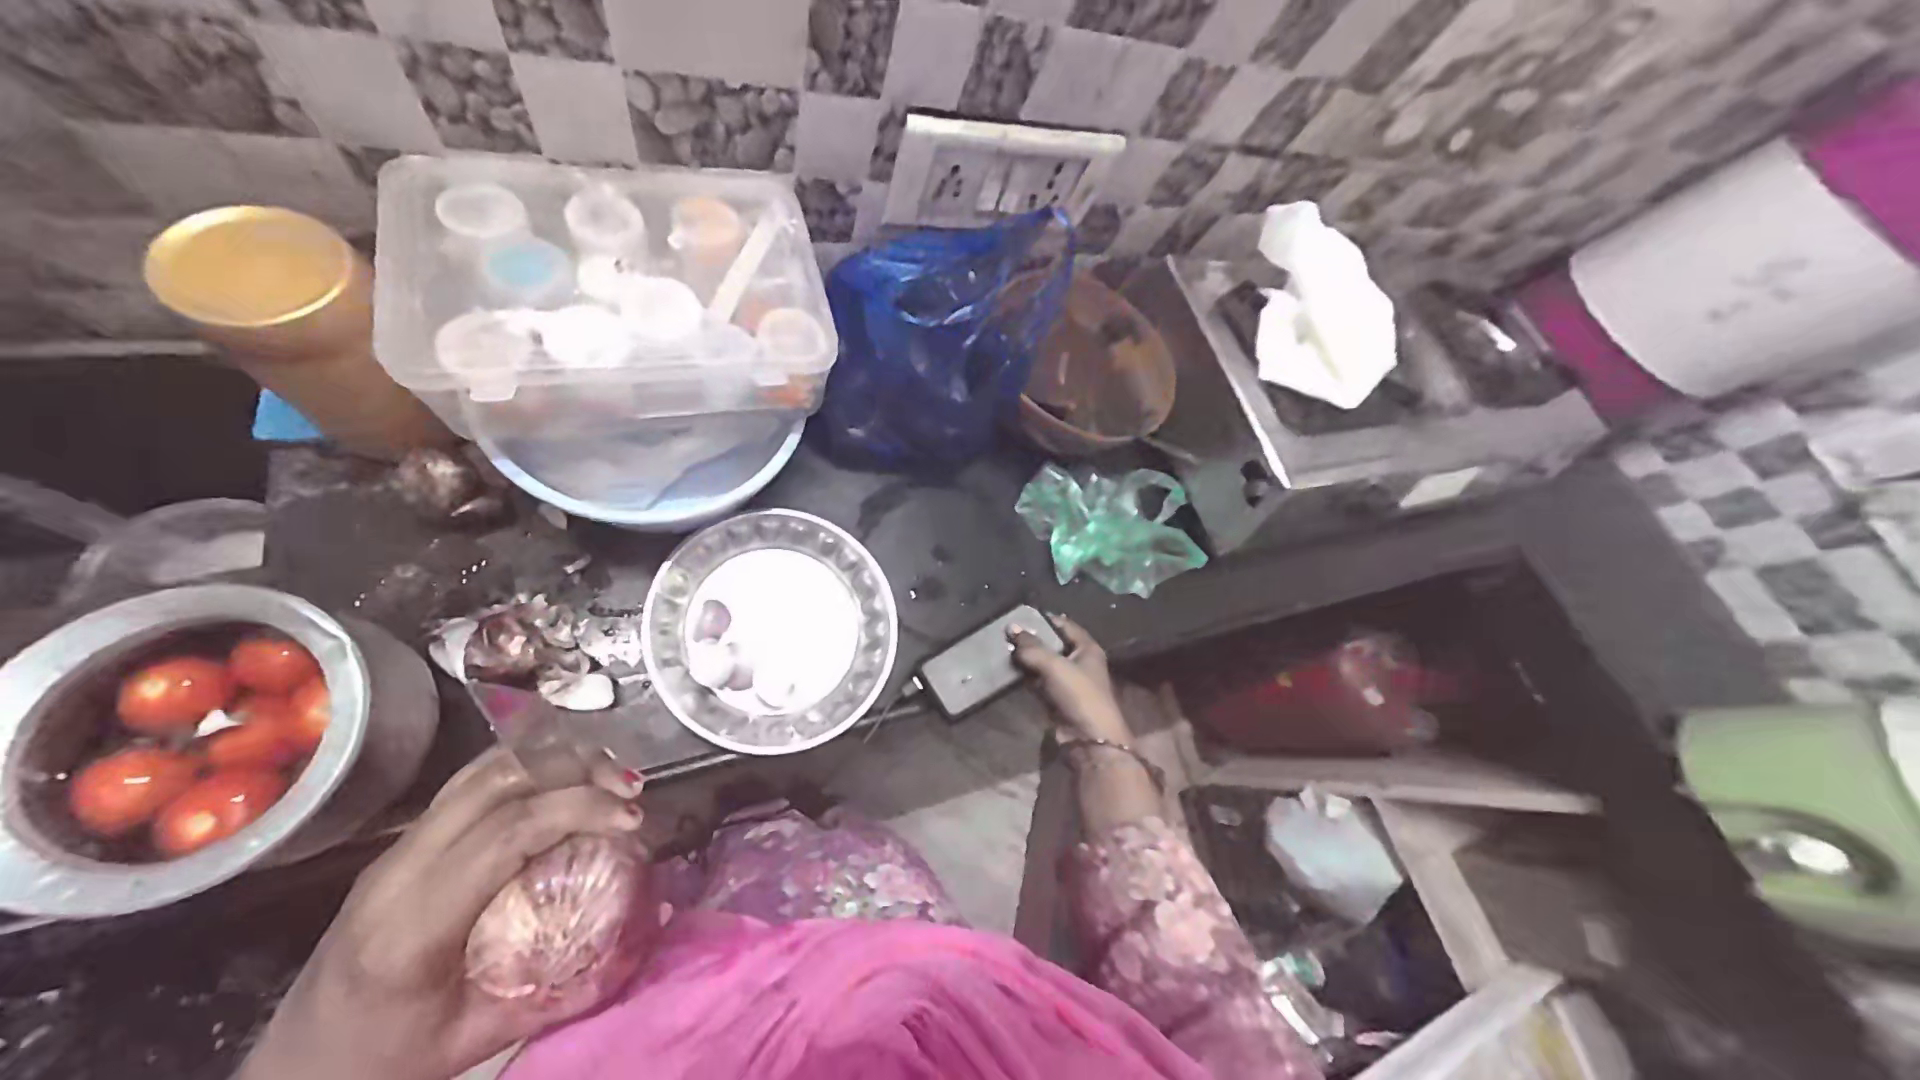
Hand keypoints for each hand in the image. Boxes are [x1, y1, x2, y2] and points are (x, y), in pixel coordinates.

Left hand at [238, 748, 645, 1079]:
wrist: (290, 1076)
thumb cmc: (384, 1066)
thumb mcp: (479, 1041)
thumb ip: (570, 984)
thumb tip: (659, 924)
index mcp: (411, 925)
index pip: (506, 832)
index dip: (579, 809)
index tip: (633, 820)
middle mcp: (397, 870)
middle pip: (498, 781)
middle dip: (576, 770)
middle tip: (631, 789)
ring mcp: (395, 849)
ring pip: (484, 768)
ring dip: (555, 759)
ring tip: (608, 777)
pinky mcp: (403, 842)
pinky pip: (473, 781)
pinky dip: (529, 766)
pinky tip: (563, 781)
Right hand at [1009, 615, 1132, 744]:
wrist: (1088, 738)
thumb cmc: (1078, 694)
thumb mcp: (1054, 665)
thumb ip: (1032, 646)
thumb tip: (1011, 627)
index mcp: (1087, 648)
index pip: (1065, 625)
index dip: (1046, 619)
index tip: (1022, 615)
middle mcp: (1080, 663)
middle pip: (1053, 645)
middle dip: (1033, 639)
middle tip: (1008, 632)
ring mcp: (1068, 683)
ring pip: (1044, 664)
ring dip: (1027, 659)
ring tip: (1003, 647)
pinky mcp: (1057, 700)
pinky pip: (1039, 682)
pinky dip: (1026, 677)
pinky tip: (1009, 670)